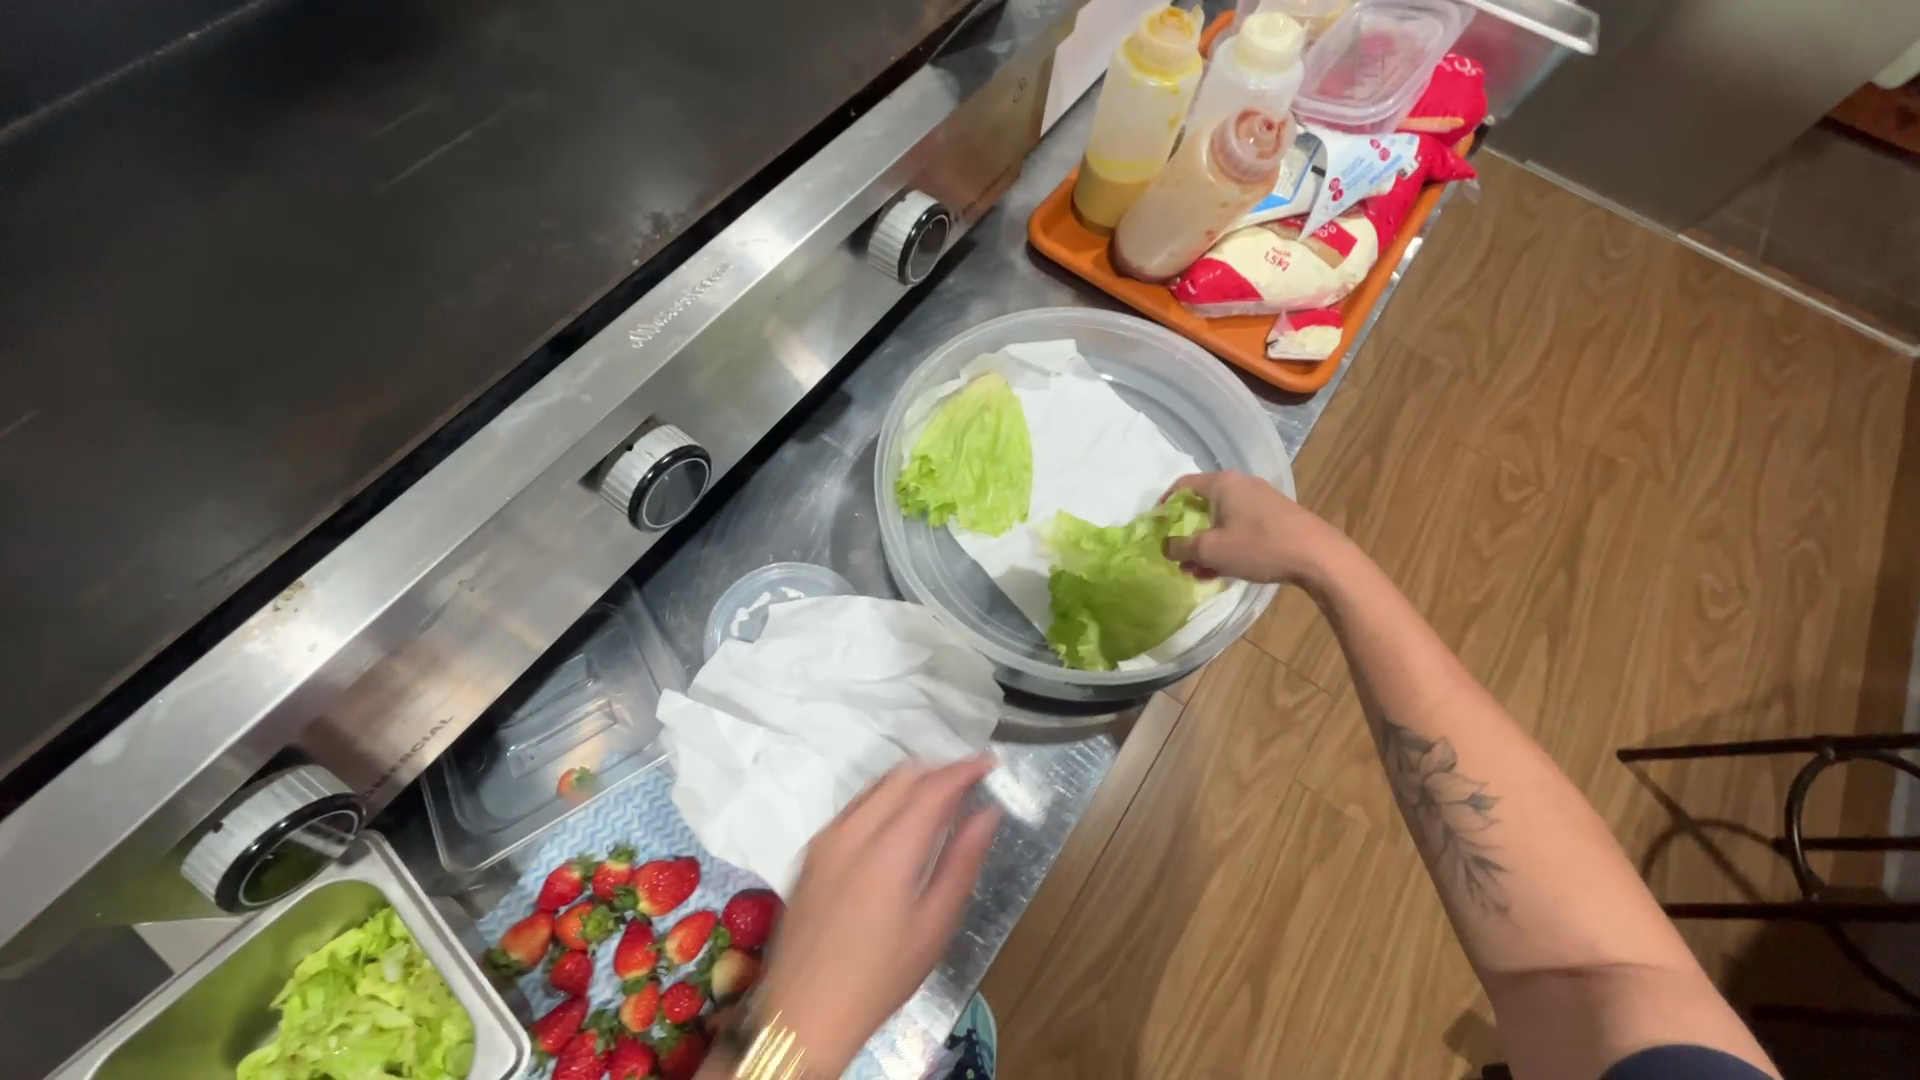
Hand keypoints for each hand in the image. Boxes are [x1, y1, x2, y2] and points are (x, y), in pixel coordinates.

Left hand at [752, 758, 1001, 1075]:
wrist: (804, 1011)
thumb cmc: (882, 975)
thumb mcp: (936, 924)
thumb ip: (962, 860)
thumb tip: (987, 813)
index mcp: (889, 848)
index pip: (934, 786)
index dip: (965, 769)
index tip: (989, 763)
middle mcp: (854, 830)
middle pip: (903, 775)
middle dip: (939, 770)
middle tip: (969, 783)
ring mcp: (827, 837)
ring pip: (876, 786)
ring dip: (911, 781)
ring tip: (939, 800)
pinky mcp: (812, 850)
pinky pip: (854, 806)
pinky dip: (884, 799)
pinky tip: (898, 824)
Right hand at [1161, 471, 1341, 584]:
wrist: (1318, 557)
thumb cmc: (1258, 546)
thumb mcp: (1211, 550)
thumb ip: (1181, 547)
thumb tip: (1165, 546)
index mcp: (1223, 484)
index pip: (1183, 485)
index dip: (1165, 504)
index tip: (1157, 526)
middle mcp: (1241, 485)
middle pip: (1203, 505)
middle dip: (1187, 533)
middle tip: (1178, 556)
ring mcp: (1261, 501)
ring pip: (1222, 520)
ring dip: (1207, 545)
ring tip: (1199, 572)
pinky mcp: (1276, 517)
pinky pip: (1241, 527)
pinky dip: (1227, 545)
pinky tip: (1224, 571)